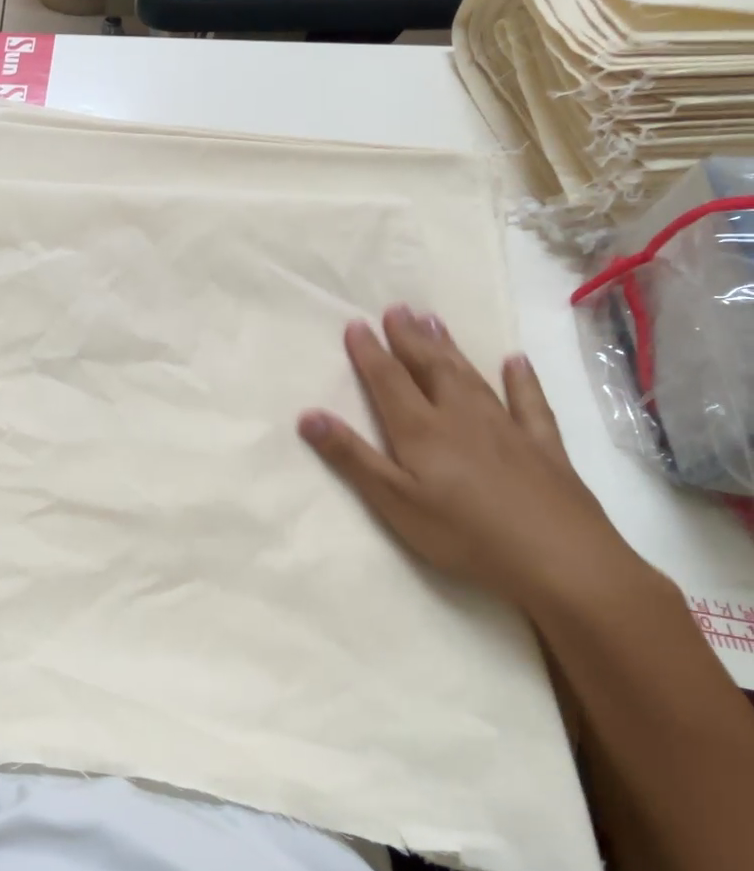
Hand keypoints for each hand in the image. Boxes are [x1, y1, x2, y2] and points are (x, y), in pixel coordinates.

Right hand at [298, 305, 643, 610]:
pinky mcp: (544, 449)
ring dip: (450, 349)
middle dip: (411, 339)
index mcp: (421, 432)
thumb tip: (308, 415)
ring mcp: (508, 431)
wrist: (562, 562)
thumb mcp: (393, 501)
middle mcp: (462, 419)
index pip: (389, 382)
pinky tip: (516, 362)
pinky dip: (521, 381)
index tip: (356, 324)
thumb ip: (351, 457)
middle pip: (432, 370)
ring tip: (435, 321)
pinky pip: (530, 404)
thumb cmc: (464, 535)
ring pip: (472, 378)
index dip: (370, 353)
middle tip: (398, 309)